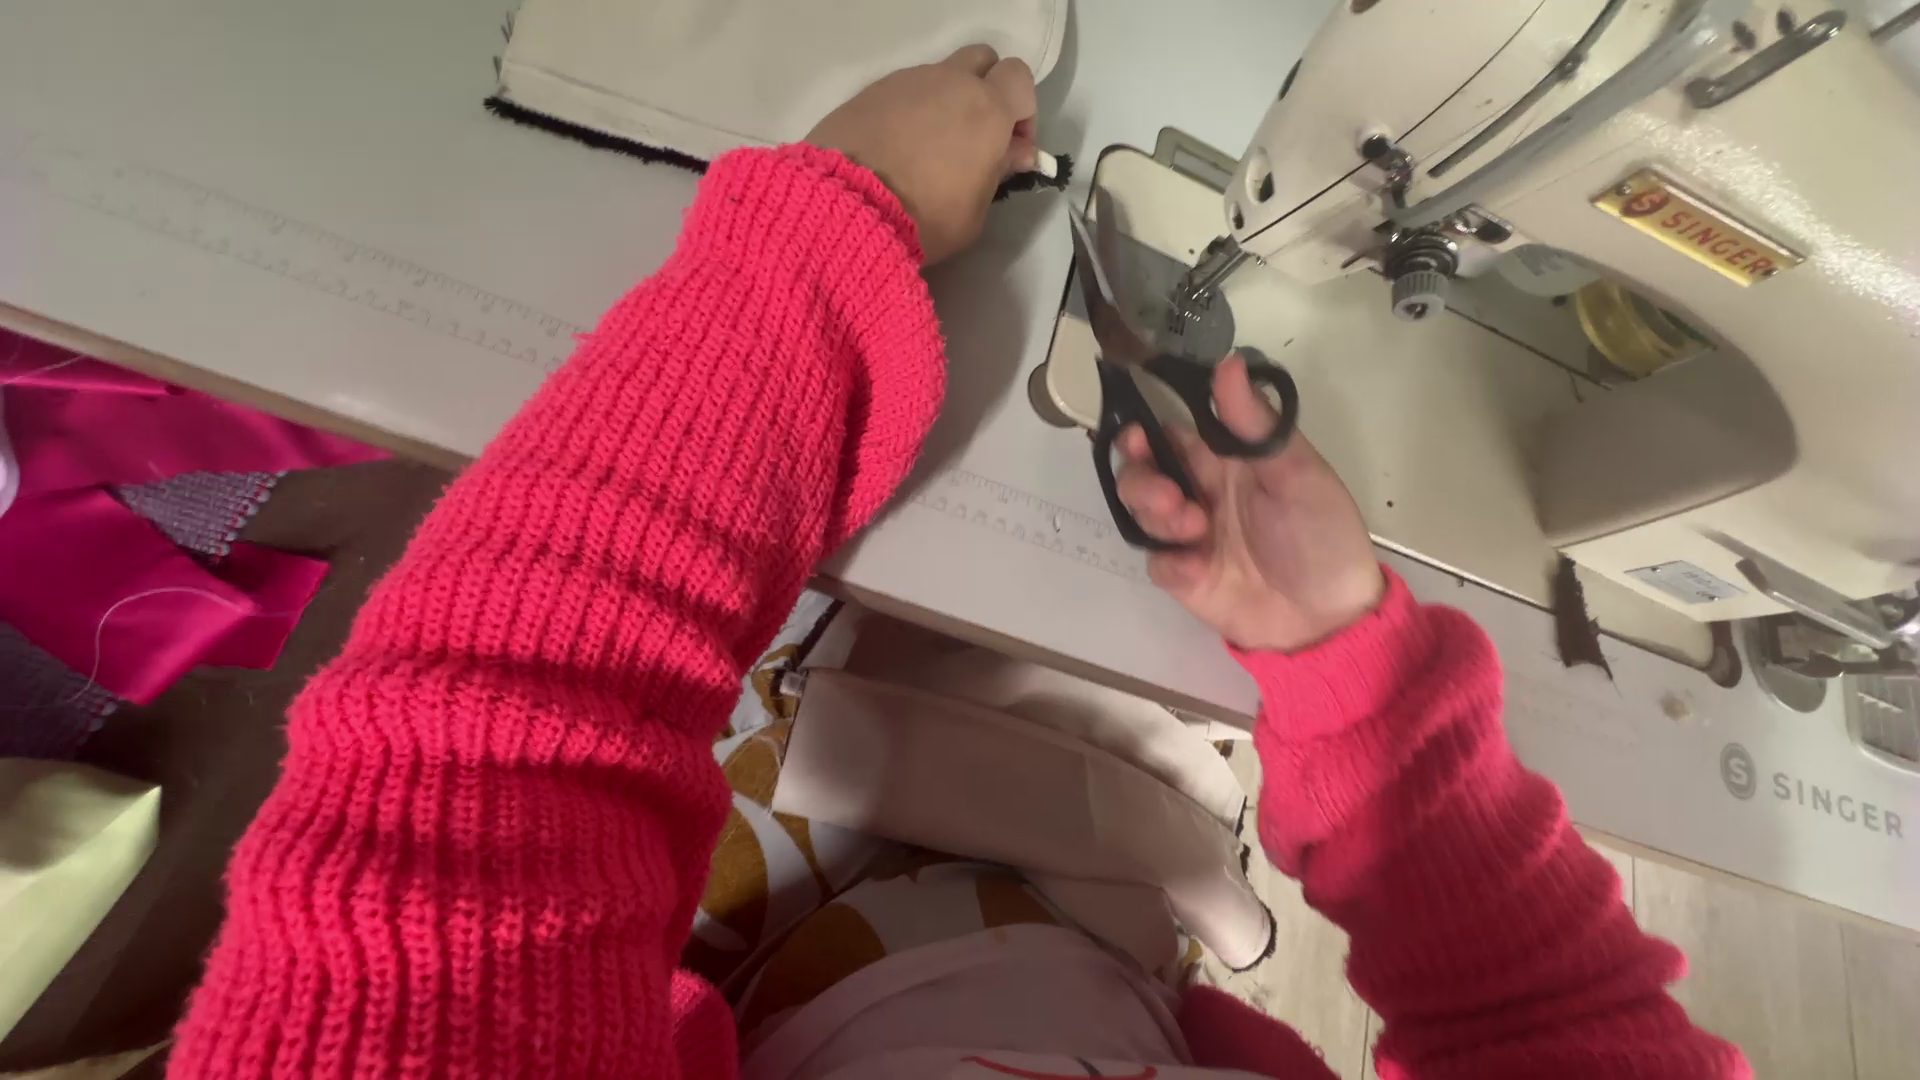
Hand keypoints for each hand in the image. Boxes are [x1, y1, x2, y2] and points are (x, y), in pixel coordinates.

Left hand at [806, 44, 1037, 264]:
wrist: (849, 208)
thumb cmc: (925, 219)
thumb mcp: (974, 212)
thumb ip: (999, 172)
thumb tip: (1015, 151)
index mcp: (987, 110)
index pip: (1020, 80)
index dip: (1023, 112)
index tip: (1012, 148)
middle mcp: (951, 82)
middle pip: (982, 63)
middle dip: (987, 93)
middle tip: (976, 138)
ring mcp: (908, 81)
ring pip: (940, 77)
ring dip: (946, 103)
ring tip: (929, 149)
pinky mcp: (873, 90)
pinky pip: (905, 91)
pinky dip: (911, 111)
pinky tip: (897, 148)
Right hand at [1117, 354, 1385, 651]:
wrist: (1327, 619)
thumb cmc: (1321, 535)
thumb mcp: (1296, 473)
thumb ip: (1254, 424)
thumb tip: (1228, 360)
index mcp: (1223, 462)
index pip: (1168, 435)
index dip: (1144, 431)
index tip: (1136, 435)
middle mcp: (1198, 494)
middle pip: (1140, 472)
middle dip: (1139, 477)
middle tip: (1168, 496)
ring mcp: (1187, 537)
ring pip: (1140, 513)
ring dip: (1154, 514)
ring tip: (1192, 528)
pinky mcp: (1182, 577)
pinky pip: (1156, 562)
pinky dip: (1171, 564)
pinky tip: (1199, 571)